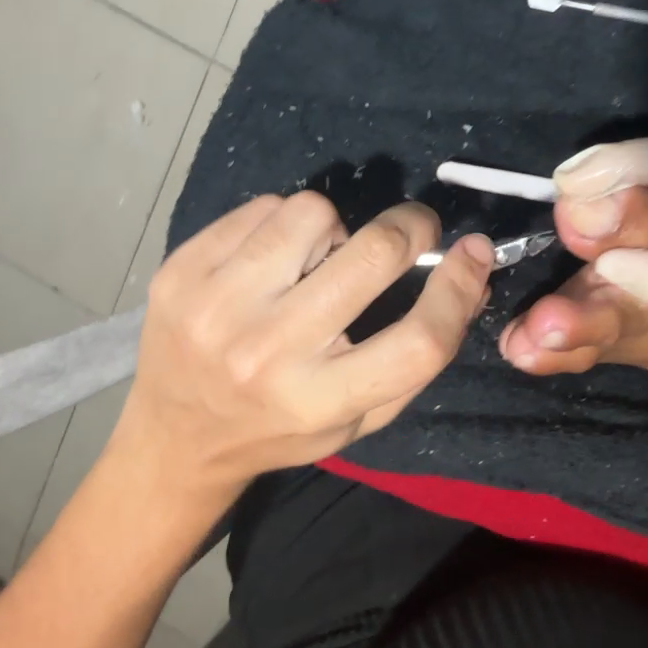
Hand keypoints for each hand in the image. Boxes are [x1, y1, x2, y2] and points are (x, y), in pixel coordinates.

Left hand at [111, 192, 492, 505]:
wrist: (174, 440)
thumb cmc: (283, 429)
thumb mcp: (360, 417)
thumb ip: (421, 353)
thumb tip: (471, 269)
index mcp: (320, 402)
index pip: (417, 339)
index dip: (459, 287)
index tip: (473, 252)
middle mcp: (266, 354)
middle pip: (372, 254)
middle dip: (409, 227)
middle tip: (412, 231)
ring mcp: (215, 307)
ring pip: (312, 212)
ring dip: (335, 228)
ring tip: (320, 260)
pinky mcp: (179, 271)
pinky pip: (262, 207)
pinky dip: (284, 223)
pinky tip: (273, 259)